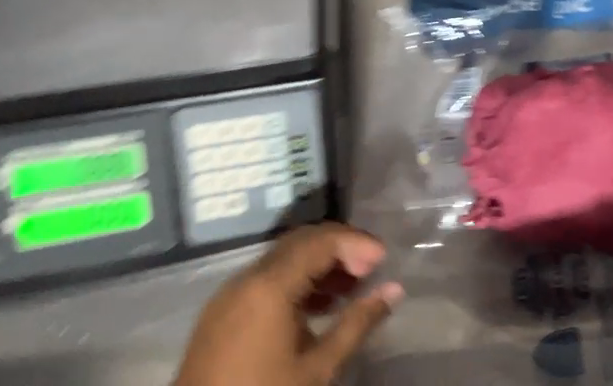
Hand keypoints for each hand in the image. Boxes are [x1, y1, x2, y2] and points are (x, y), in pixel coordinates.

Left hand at [174, 222, 403, 385]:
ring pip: (282, 259)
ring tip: (349, 290)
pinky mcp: (220, 315)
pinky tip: (316, 308)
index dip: (357, 243)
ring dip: (318, 264)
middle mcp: (246, 279)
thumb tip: (393, 290)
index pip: (321, 241)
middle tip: (370, 271)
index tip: (383, 261)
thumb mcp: (317, 370)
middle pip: (301, 242)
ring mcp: (228, 296)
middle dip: (340, 249)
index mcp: (270, 287)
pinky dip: (295, 281)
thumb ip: (357, 324)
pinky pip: (264, 280)